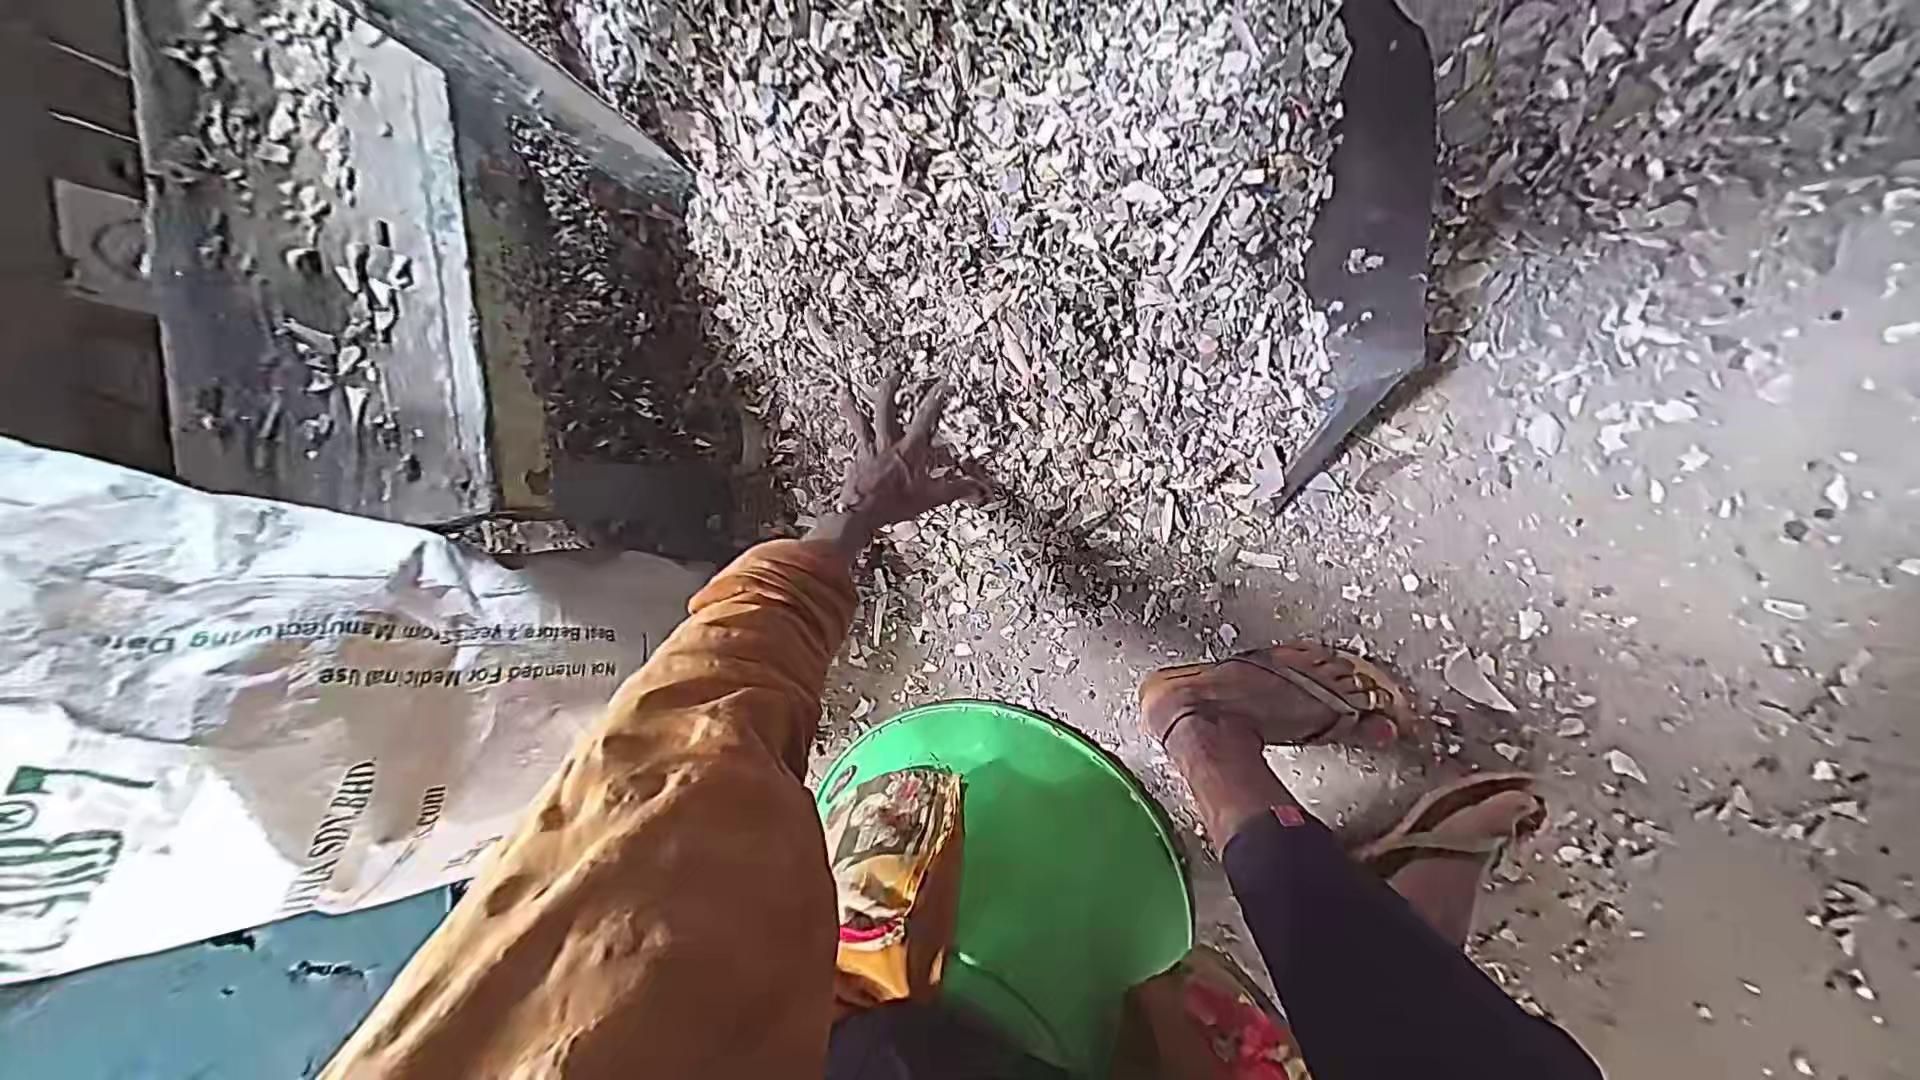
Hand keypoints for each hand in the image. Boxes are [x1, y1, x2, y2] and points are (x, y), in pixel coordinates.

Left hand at [806, 371, 985, 561]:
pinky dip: (848, 438)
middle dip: (892, 387)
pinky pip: (852, 441)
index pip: (925, 416)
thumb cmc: (892, 505)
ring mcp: (869, 450)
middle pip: (887, 407)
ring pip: (862, 420)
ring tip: (847, 393)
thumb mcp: (930, 498)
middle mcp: (887, 444)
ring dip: (854, 405)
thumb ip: (955, 489)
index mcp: (909, 449)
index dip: (935, 398)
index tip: (941, 385)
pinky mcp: (856, 460)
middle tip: (896, 375)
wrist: (859, 515)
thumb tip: (975, 488)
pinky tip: (845, 433)